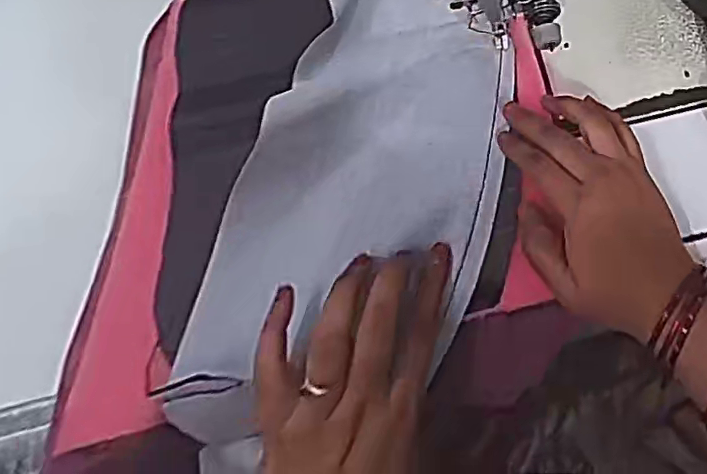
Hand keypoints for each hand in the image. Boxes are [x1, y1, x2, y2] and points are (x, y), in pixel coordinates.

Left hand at [255, 245, 451, 473]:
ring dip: (346, 294)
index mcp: (396, 418)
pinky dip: (274, 329)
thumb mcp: (408, 459)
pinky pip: (270, 368)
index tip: (436, 257)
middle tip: (398, 253)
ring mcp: (311, 414)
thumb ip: (412, 410)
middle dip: (390, 283)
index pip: (420, 339)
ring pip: (331, 340)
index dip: (431, 291)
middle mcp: (357, 407)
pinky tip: (284, 293)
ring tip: (360, 261)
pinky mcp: (273, 424)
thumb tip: (422, 362)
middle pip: (377, 330)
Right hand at [496, 96, 697, 340]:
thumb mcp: (564, 286)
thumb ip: (537, 246)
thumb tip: (526, 209)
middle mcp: (602, 180)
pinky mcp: (641, 171)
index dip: (518, 148)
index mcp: (580, 207)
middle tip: (514, 111)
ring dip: (568, 107)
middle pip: (559, 139)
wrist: (667, 295)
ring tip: (549, 100)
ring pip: (594, 123)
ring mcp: (625, 171)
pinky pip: (622, 131)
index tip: (505, 138)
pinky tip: (592, 107)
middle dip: (531, 121)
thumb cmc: (618, 293)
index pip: (540, 165)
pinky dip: (605, 114)